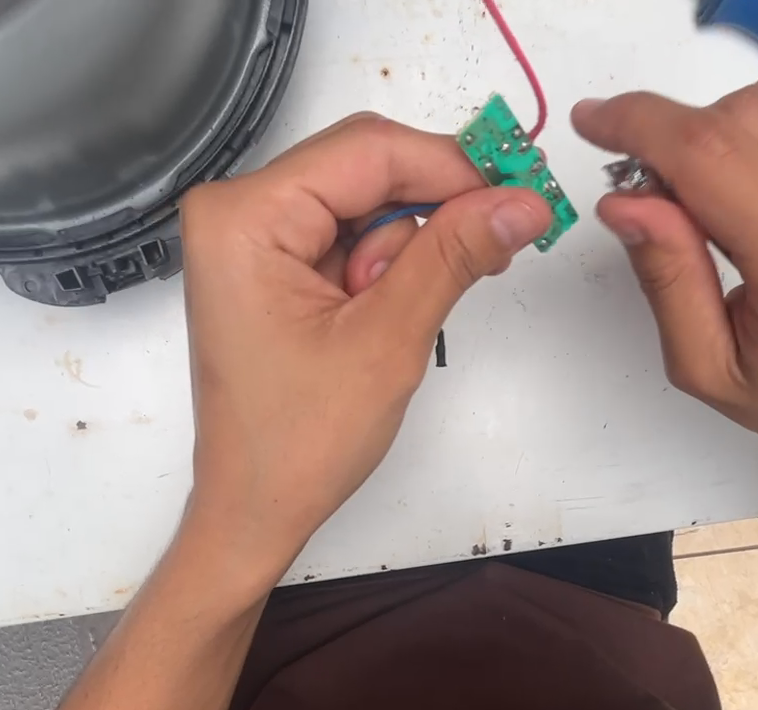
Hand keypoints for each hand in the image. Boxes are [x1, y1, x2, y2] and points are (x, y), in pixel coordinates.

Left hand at [176, 114, 550, 586]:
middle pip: (364, 171)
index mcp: (245, 218)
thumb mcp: (388, 342)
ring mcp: (249, 244)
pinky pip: (344, 242)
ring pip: (362, 208)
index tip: (519, 195)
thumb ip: (454, 257)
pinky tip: (385, 317)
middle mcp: (236, 214)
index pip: (370, 150)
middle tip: (486, 256)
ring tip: (394, 325)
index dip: (454, 168)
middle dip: (428, 216)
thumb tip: (521, 201)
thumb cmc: (300, 444)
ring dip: (401, 256)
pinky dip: (383, 272)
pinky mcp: (268, 272)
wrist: (256, 509)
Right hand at [572, 68, 757, 501]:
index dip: (643, 128)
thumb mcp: (704, 365)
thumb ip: (666, 279)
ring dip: (724, 128)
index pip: (715, 161)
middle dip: (679, 138)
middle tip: (657, 192)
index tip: (594, 122)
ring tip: (714, 194)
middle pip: (745, 117)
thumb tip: (623, 201)